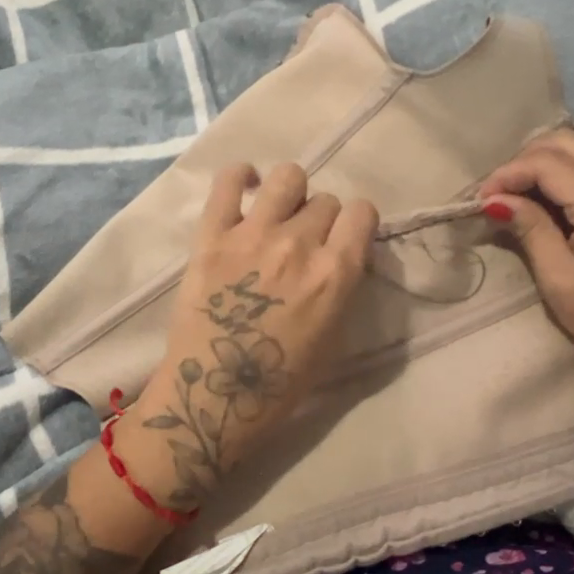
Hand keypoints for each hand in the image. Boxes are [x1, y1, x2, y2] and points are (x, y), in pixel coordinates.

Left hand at [129, 163, 377, 508]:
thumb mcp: (333, 338)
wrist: (213, 395)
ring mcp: (252, 235)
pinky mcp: (211, 236)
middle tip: (305, 244)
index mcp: (336, 272)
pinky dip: (240, 177)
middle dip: (321, 219)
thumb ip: (343, 288)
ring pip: (287, 178)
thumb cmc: (280, 382)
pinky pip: (228, 181)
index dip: (356, 224)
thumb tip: (341, 256)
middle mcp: (299, 244)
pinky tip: (246, 190)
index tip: (345, 239)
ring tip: (278, 214)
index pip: (362, 212)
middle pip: (325, 200)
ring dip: (290, 193)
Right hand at [479, 131, 573, 435]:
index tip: (479, 201)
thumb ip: (530, 230)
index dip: (506, 175)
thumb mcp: (560, 280)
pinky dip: (563, 174)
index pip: (546, 163)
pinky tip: (544, 203)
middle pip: (564, 143)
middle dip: (522, 162)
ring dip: (542, 165)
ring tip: (514, 200)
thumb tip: (494, 200)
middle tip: (496, 197)